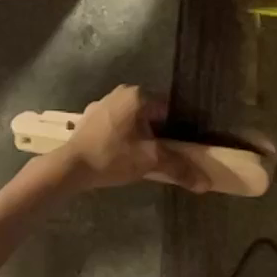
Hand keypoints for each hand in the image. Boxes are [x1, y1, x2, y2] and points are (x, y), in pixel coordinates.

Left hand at [50, 85, 206, 191]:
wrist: (70, 167)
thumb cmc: (113, 156)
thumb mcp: (150, 161)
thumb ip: (179, 168)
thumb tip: (206, 184)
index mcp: (137, 95)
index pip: (168, 108)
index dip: (177, 129)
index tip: (177, 147)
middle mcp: (120, 92)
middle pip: (150, 113)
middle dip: (157, 132)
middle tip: (160, 154)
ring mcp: (101, 104)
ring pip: (132, 118)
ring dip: (139, 134)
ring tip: (140, 156)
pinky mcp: (88, 118)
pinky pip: (115, 124)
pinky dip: (121, 136)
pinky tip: (119, 154)